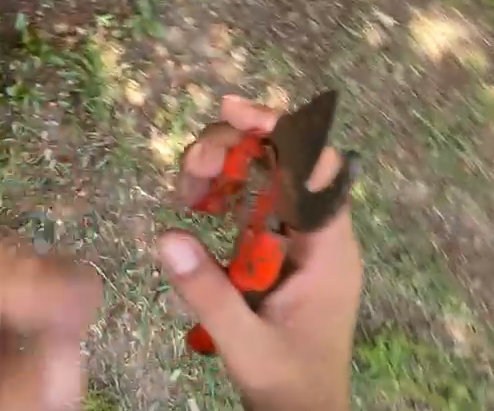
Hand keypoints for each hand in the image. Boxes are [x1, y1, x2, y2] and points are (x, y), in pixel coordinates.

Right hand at [157, 96, 361, 410]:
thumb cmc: (289, 385)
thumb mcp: (247, 346)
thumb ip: (209, 293)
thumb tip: (165, 234)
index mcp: (327, 248)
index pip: (317, 164)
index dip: (280, 127)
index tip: (230, 111)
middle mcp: (316, 230)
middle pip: (281, 155)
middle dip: (231, 147)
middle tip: (190, 172)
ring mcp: (295, 233)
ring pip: (261, 168)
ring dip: (219, 163)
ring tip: (186, 190)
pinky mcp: (274, 242)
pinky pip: (249, 192)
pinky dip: (219, 185)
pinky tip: (194, 202)